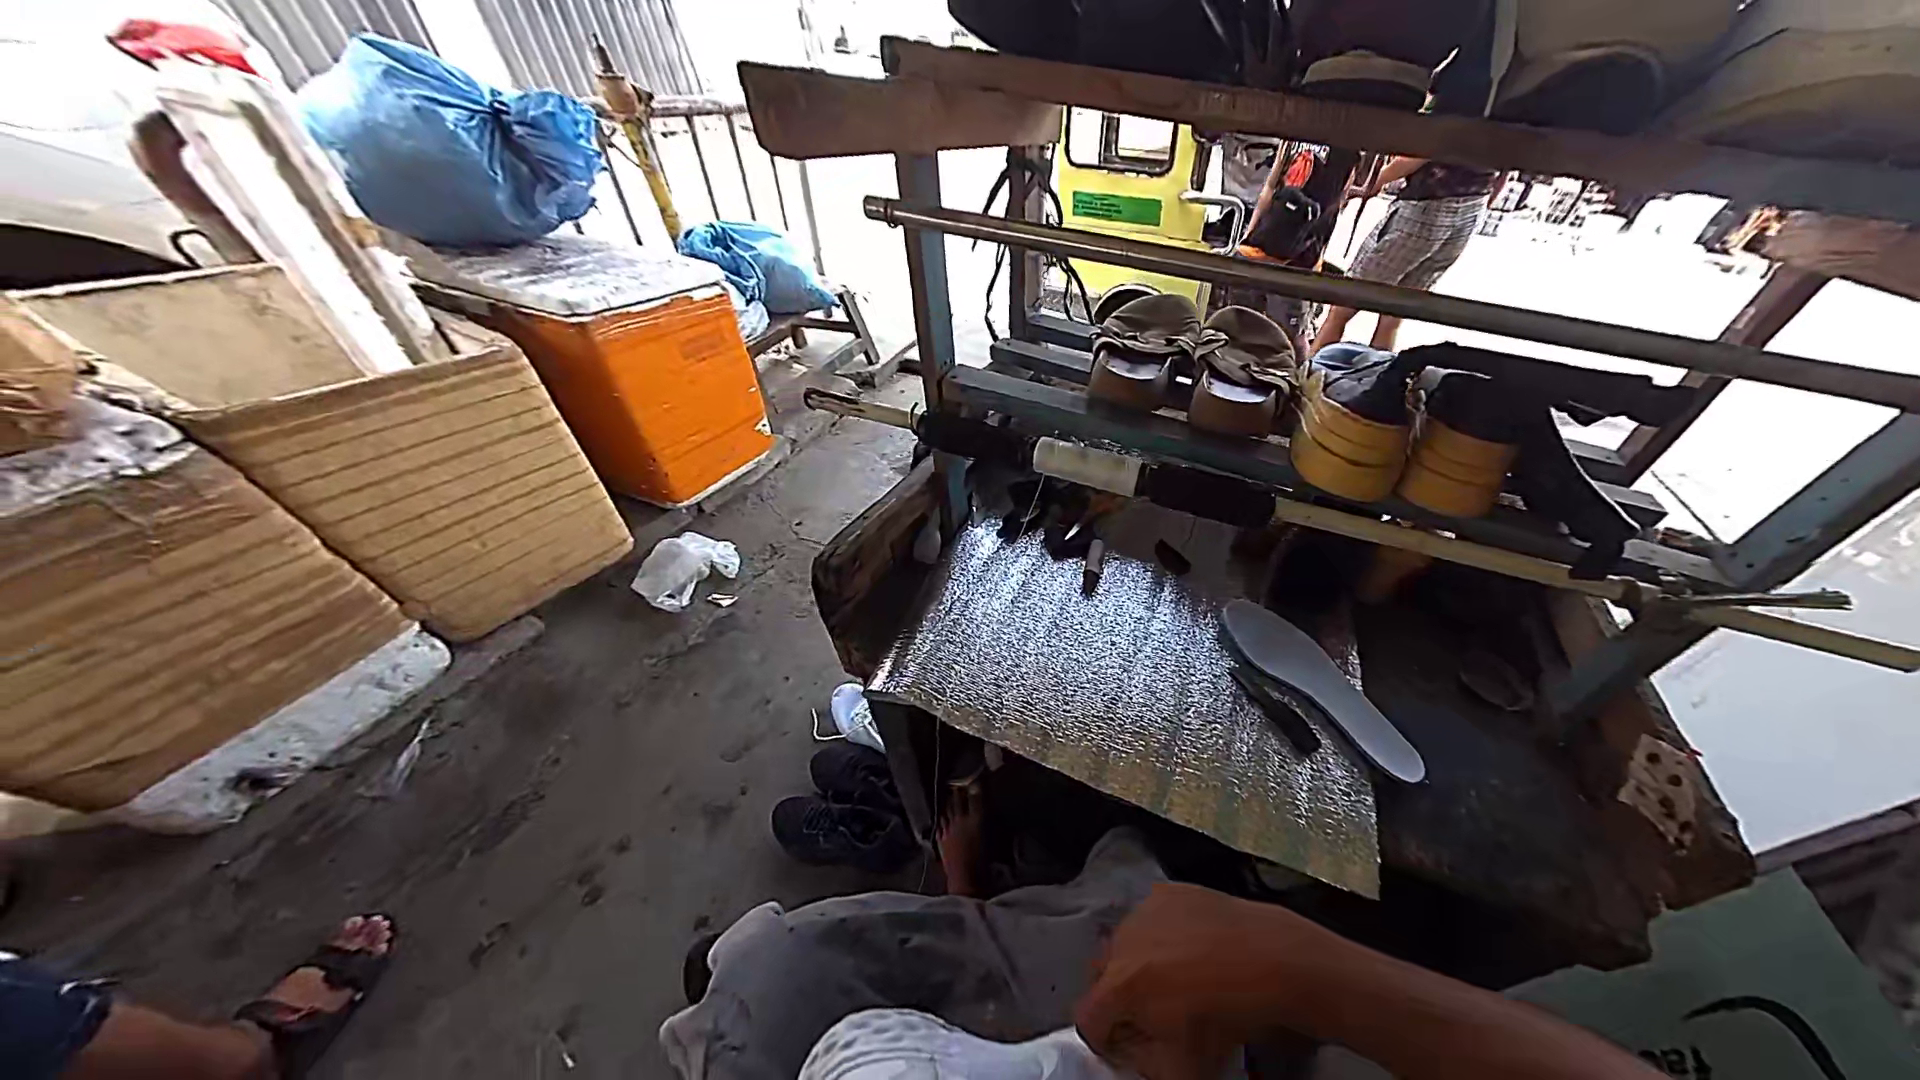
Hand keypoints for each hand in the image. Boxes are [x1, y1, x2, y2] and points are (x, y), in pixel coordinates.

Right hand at [1075, 884, 1315, 1079]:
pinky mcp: (1164, 892)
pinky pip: (1150, 917)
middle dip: (1118, 995)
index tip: (1129, 1042)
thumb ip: (1144, 1065)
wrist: (1268, 959)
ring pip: (1124, 942)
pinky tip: (1191, 946)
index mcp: (1118, 986)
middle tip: (1152, 1009)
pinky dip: (1160, 932)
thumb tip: (1132, 1049)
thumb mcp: (1186, 1068)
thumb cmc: (1226, 1015)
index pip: (1087, 1017)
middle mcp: (1118, 941)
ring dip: (1138, 961)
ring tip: (1176, 975)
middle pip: (1102, 975)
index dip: (1104, 1037)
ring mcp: (1141, 910)